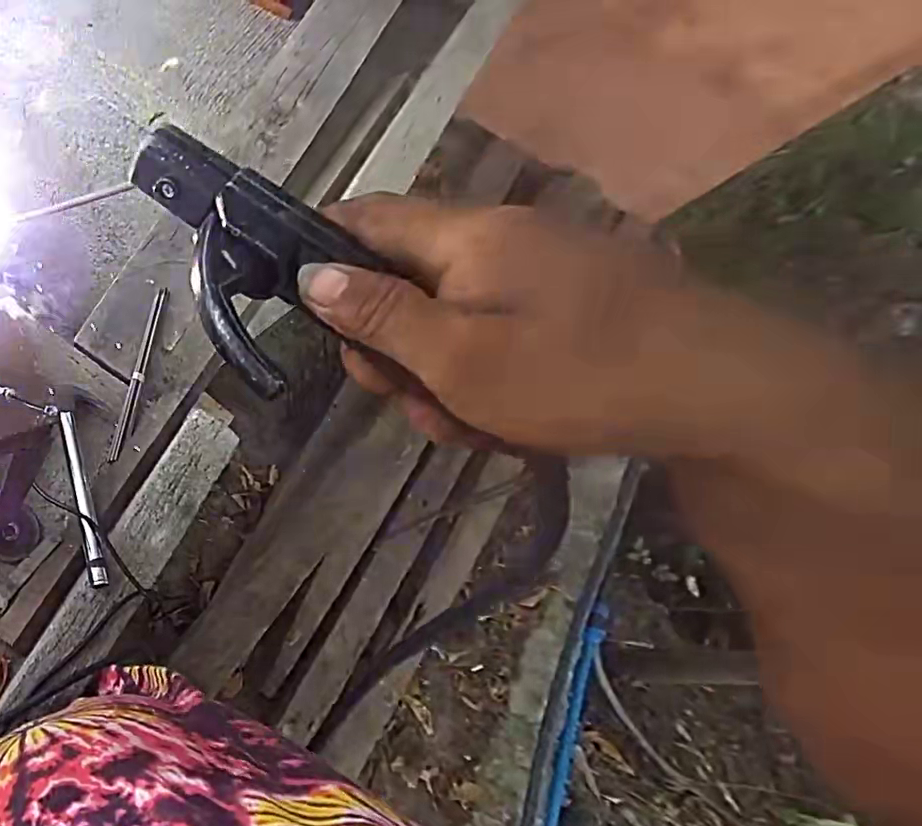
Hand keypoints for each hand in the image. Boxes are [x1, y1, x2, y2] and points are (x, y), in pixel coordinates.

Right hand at [299, 195, 835, 465]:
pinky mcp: (548, 311)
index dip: (316, 248)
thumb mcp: (454, 355)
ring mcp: (525, 279)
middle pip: (392, 287)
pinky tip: (492, 420)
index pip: (366, 218)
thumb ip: (377, 314)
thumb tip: (309, 273)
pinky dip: (467, 384)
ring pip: (430, 328)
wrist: (723, 399)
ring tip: (460, 421)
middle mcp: (493, 246)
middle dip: (382, 350)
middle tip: (399, 394)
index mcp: (467, 239)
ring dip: (427, 382)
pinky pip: (474, 344)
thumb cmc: (574, 374)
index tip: (289, 296)